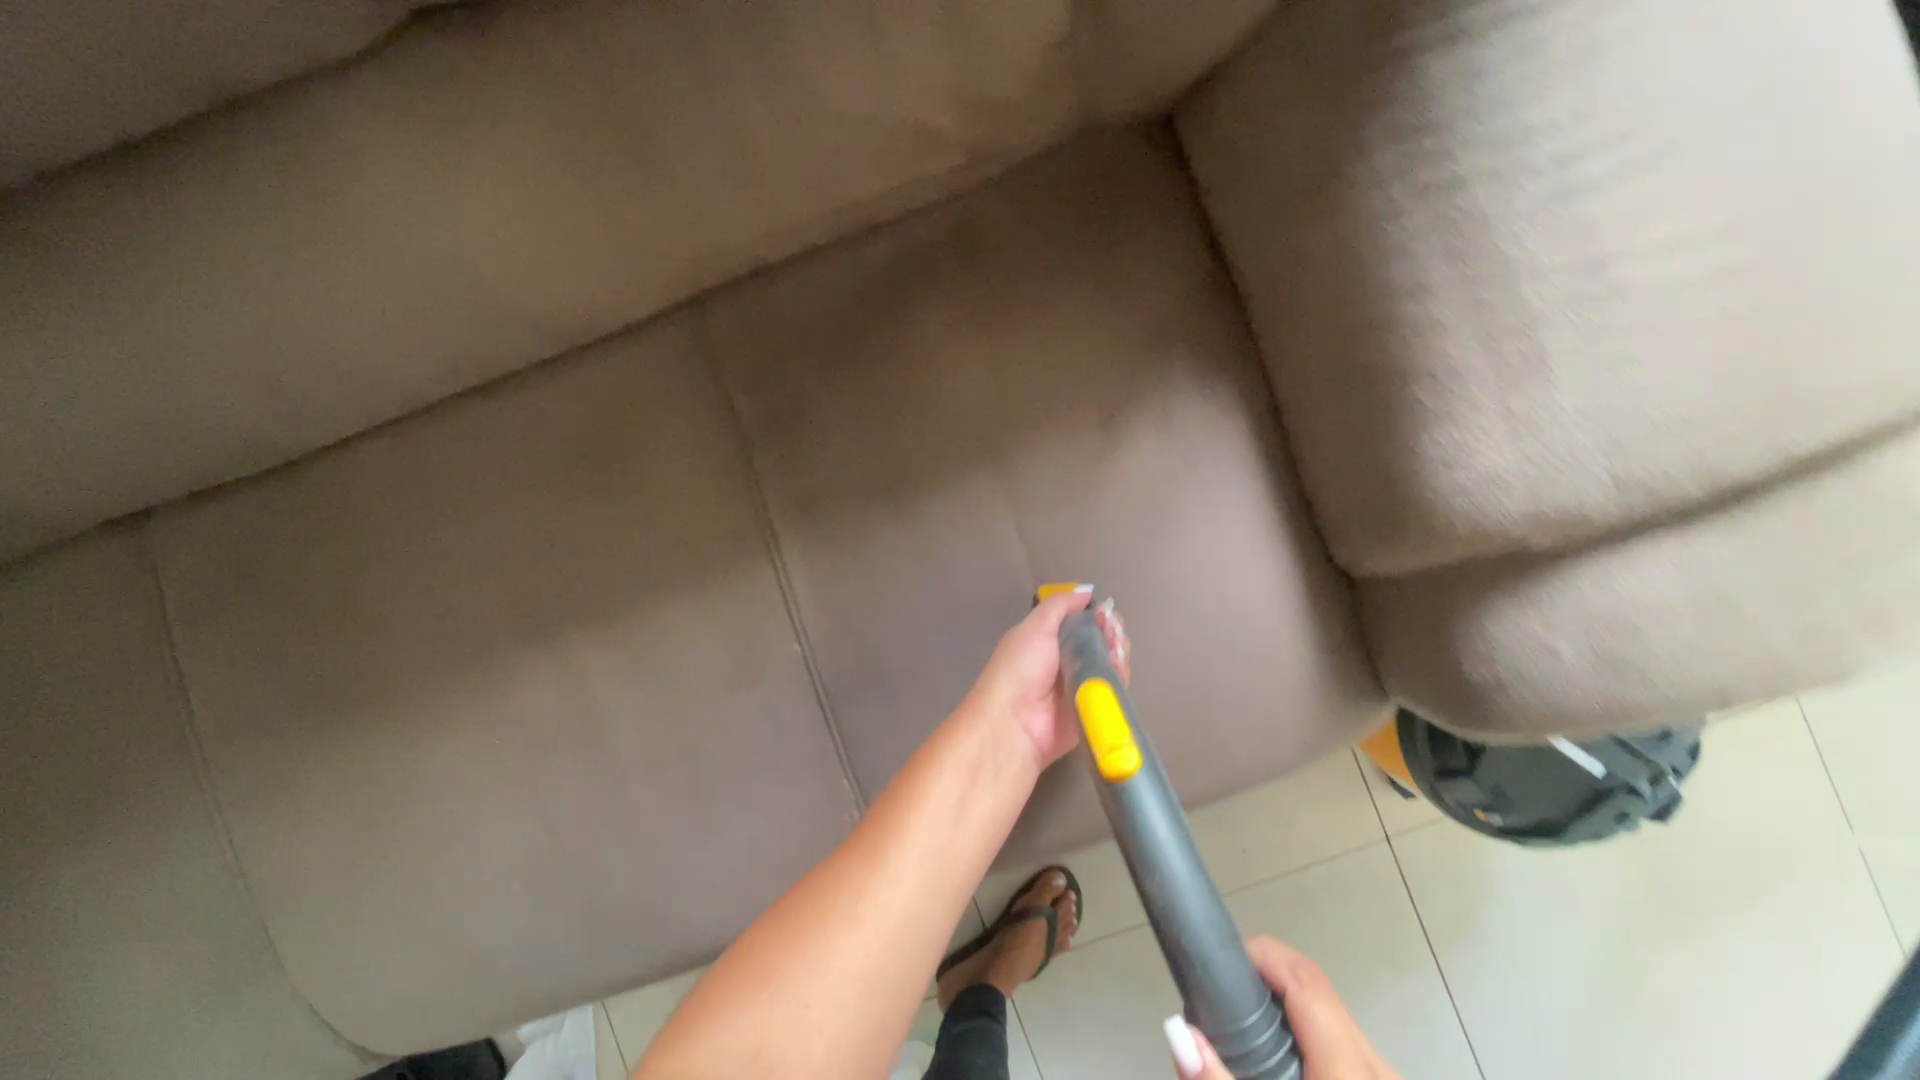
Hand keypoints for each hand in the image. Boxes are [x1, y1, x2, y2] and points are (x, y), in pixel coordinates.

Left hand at [960, 588, 1129, 769]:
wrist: (1014, 723)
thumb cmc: (1020, 669)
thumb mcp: (1035, 627)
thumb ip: (1060, 607)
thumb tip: (1086, 591)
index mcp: (1046, 640)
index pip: (1079, 623)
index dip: (1096, 615)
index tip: (1106, 612)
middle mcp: (1063, 662)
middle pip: (1098, 642)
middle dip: (1111, 633)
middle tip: (1113, 632)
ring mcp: (1078, 686)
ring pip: (1109, 664)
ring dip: (1118, 652)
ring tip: (1117, 650)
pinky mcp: (1091, 708)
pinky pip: (1112, 689)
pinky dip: (1119, 676)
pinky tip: (1119, 667)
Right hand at [1165, 936, 1400, 1079]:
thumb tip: (1179, 1032)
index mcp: (1349, 1069)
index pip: (1305, 979)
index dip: (1262, 954)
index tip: (1222, 957)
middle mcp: (1379, 1068)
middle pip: (1317, 993)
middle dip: (1267, 985)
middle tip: (1223, 1004)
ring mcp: (1386, 1078)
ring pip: (1334, 1020)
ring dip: (1288, 1015)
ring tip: (1248, 1042)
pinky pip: (1348, 1046)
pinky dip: (1311, 1040)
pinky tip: (1285, 1067)